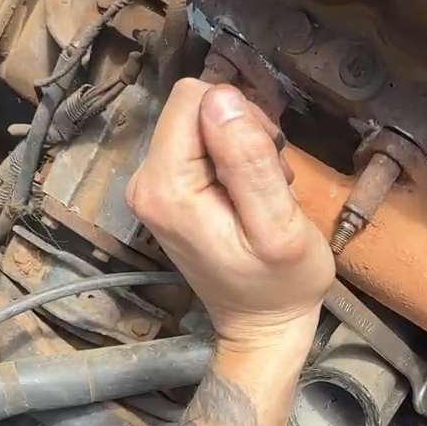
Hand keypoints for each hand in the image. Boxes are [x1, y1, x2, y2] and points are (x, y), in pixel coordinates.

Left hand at [126, 79, 334, 350]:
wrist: (263, 328)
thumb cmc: (280, 286)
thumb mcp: (279, 229)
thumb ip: (250, 164)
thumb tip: (221, 98)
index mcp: (165, 188)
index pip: (194, 99)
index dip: (241, 119)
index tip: (266, 162)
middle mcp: (145, 182)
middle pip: (194, 109)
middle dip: (241, 133)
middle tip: (269, 181)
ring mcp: (153, 189)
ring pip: (200, 126)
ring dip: (240, 149)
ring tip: (261, 195)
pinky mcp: (167, 195)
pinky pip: (199, 149)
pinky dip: (231, 164)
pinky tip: (248, 198)